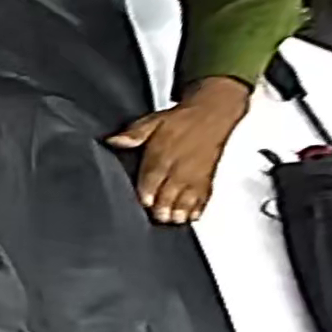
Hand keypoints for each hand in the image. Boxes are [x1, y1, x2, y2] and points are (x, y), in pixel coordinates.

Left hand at [105, 76, 251, 223]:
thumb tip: (115, 140)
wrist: (215, 112)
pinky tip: (194, 215)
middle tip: (161, 218)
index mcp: (163, 152)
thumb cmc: (180, 120)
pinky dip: (202, 204)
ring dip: (184, 207)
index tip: (146, 202)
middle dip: (167, 204)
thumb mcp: (151, 122)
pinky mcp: (208, 173)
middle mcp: (182, 163)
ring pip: (190, 192)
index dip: (150, 189)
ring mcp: (197, 170)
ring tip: (177, 220)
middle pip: (172, 187)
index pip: (154, 174)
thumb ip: (133, 134)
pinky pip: (206, 191)